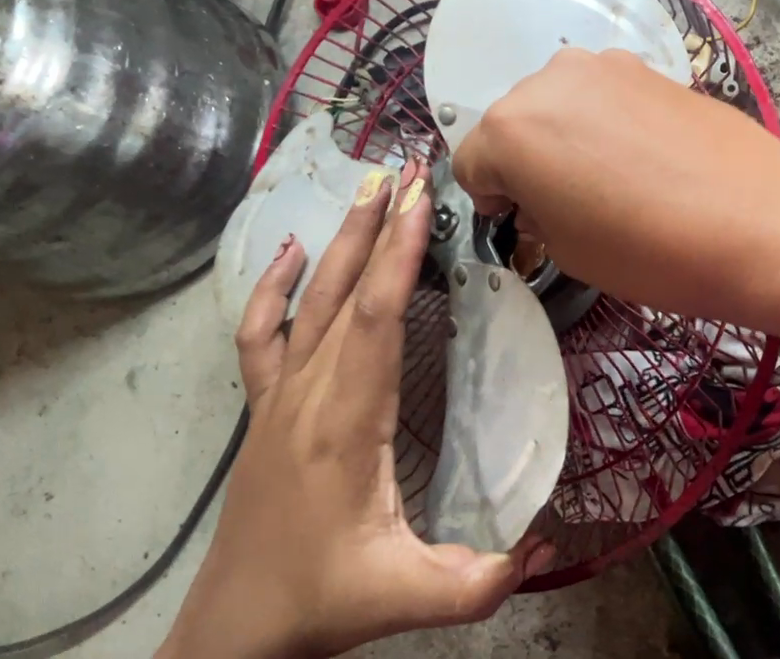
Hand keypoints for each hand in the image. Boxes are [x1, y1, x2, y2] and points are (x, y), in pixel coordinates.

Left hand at [160, 161, 551, 658]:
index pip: (375, 316)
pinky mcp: (265, 409)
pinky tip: (288, 252)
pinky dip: (271, 287)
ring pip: (306, 301)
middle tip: (407, 167)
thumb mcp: (407, 598)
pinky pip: (259, 333)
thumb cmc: (320, 601)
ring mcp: (279, 398)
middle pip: (342, 290)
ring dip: (340, 241)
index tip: (424, 198)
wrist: (232, 635)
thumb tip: (547, 545)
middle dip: (379, 225)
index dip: (401, 253)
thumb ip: (481, 580)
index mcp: (346, 421)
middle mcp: (308, 394)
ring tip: (369, 189)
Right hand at [451, 48, 779, 319]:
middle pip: (517, 123)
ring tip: (617, 181)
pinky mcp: (654, 67)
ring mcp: (608, 66)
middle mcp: (551, 79)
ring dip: (571, 136)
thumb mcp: (569, 251)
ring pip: (564, 103)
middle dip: (531, 161)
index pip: (472, 164)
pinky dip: (611, 122)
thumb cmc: (651, 250)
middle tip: (573, 205)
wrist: (760, 219)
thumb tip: (543, 197)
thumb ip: (536, 212)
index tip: (526, 223)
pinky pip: (608, 97)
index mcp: (511, 128)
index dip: (495, 201)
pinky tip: (650, 159)